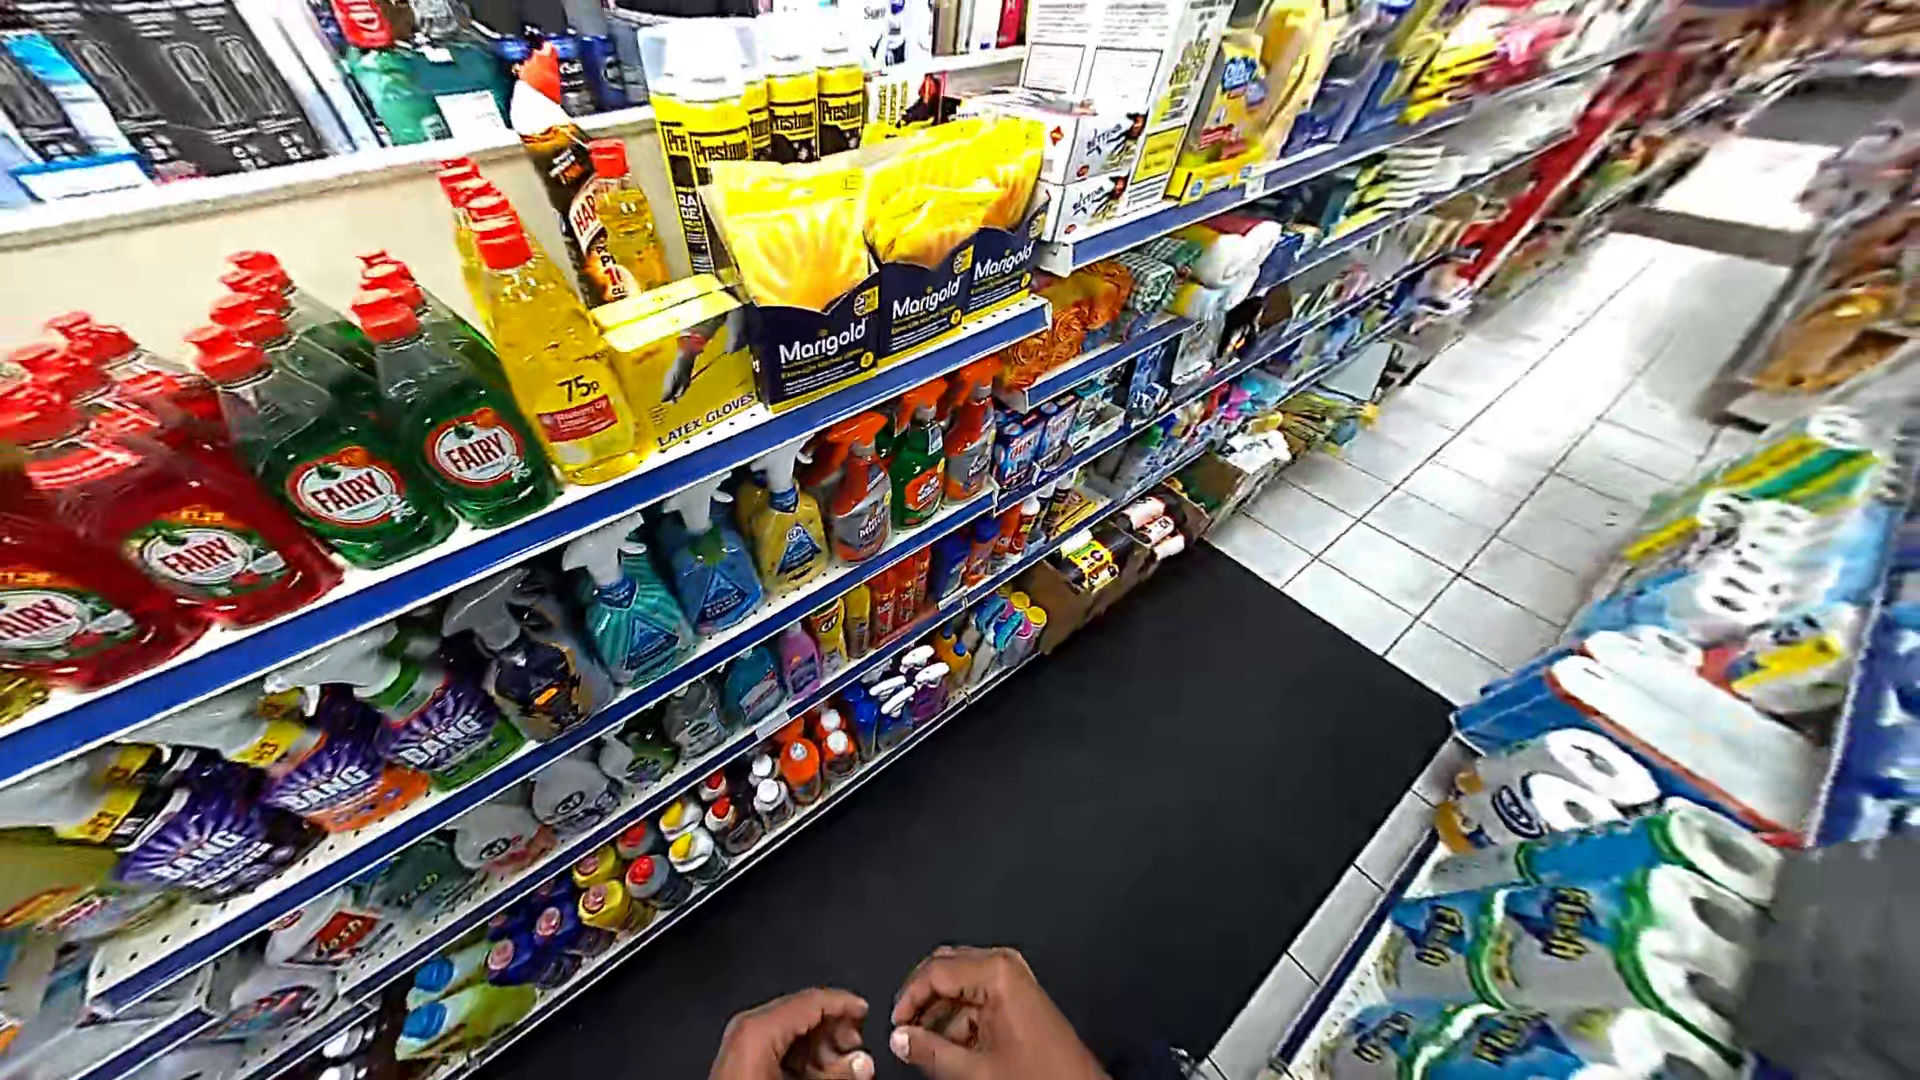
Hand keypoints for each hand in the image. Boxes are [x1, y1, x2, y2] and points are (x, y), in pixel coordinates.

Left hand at [709, 987, 875, 1079]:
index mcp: (759, 1025)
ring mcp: (739, 1040)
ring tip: (839, 1066)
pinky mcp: (737, 1056)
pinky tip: (815, 1071)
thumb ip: (834, 1074)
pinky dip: (799, 1053)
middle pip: (804, 1011)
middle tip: (856, 1047)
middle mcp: (747, 1025)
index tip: (864, 1011)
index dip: (845, 1003)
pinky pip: (777, 1041)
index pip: (814, 998)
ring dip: (819, 1044)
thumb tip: (863, 1061)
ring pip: (792, 1027)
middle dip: (834, 1029)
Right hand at [888, 946, 1107, 1079]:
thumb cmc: (1039, 1078)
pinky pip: (976, 991)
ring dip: (939, 1008)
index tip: (895, 1023)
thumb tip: (900, 1037)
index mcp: (995, 970)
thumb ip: (931, 1051)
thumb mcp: (976, 1070)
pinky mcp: (1016, 990)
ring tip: (923, 1043)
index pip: (937, 970)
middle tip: (903, 1028)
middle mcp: (1003, 963)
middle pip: (947, 967)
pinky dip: (958, 1014)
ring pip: (960, 980)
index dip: (910, 996)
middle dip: (922, 997)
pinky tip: (947, 1043)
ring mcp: (1011, 975)